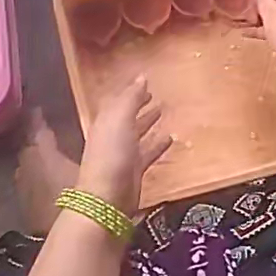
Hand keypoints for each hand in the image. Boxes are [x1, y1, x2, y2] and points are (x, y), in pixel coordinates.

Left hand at [76, 77, 171, 215]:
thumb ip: (130, 98)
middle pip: (126, 116)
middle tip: (154, 95)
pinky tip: (170, 138)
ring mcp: (122, 154)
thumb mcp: (120, 119)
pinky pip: (147, 152)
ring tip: (162, 111)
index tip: (145, 82)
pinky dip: (157, 144)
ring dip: (148, 122)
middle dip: (138, 105)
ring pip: (137, 133)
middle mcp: (112, 136)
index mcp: (105, 121)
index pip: (117, 102)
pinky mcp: (134, 171)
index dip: (129, 91)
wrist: (107, 198)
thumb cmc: (111, 153)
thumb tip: (141, 77)